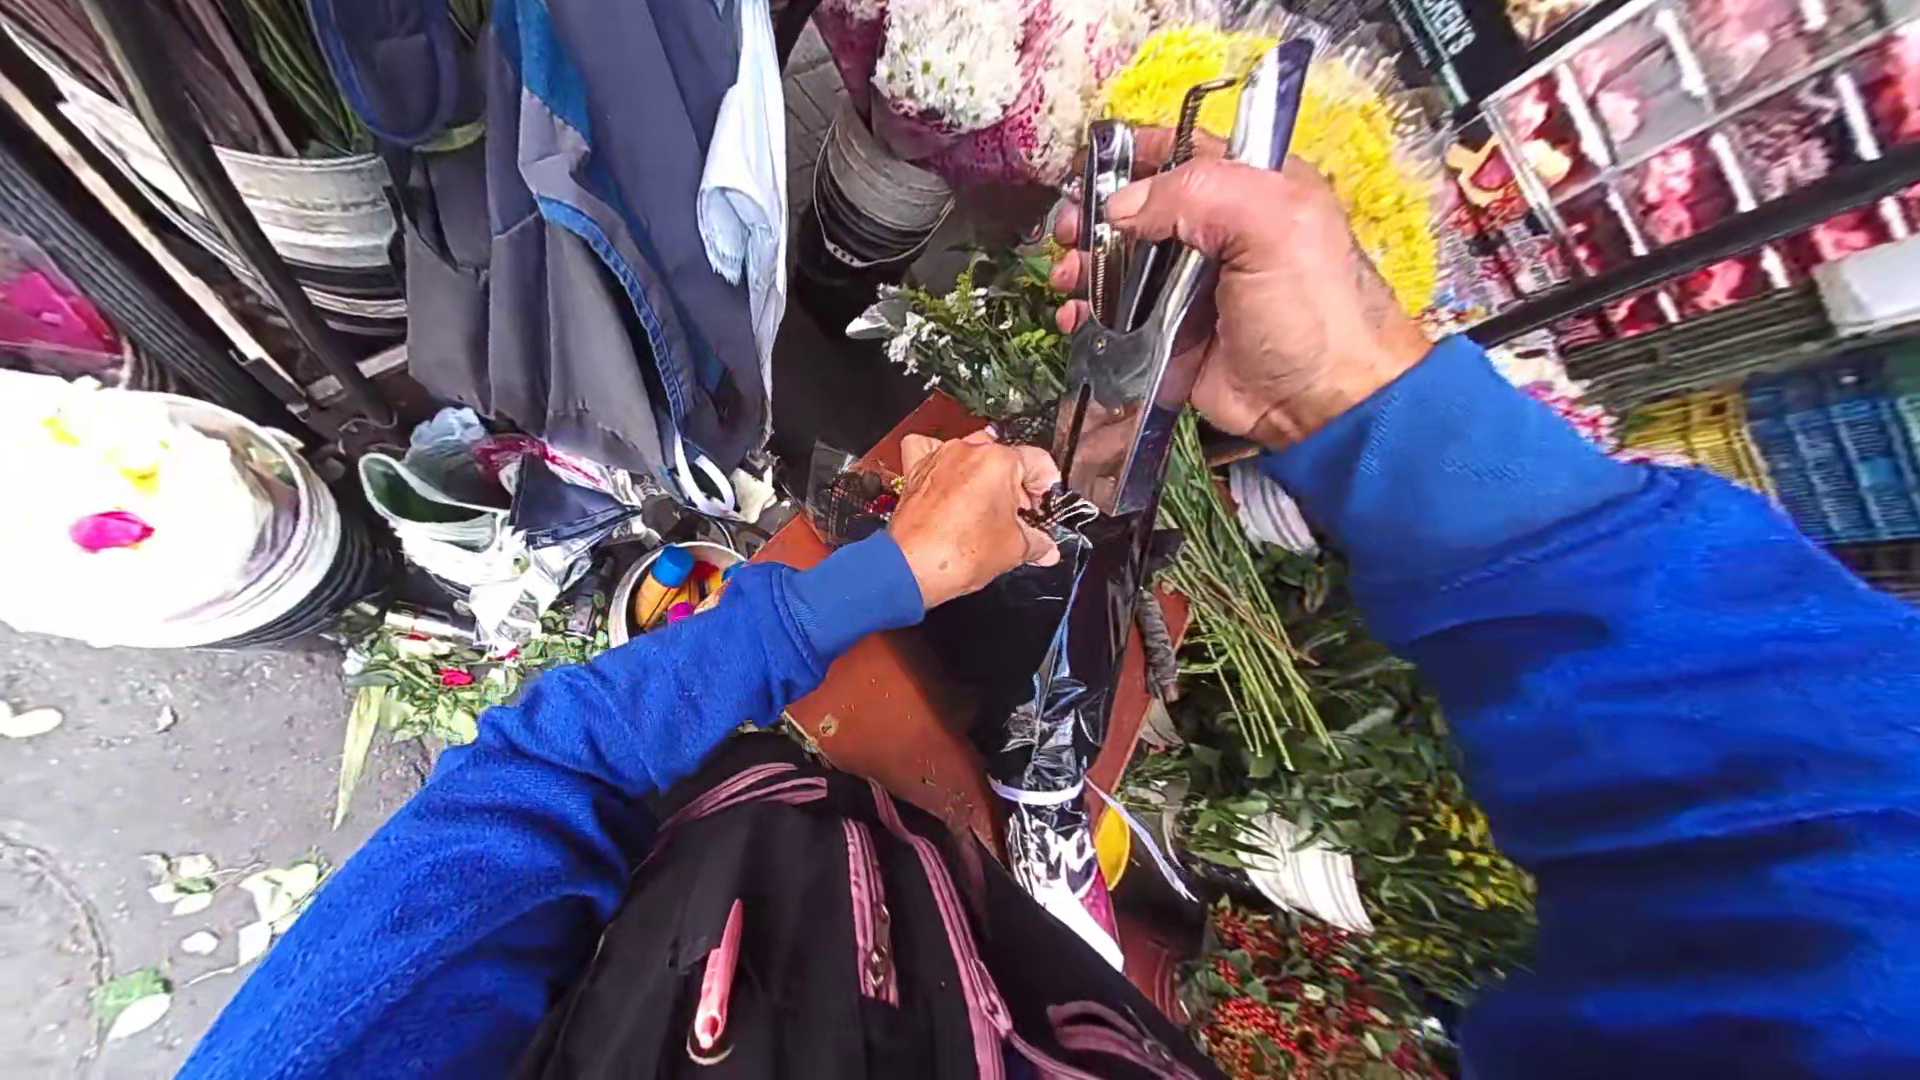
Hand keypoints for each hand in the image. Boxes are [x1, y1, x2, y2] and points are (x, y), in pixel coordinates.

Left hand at [889, 430, 1061, 608]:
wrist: (912, 568)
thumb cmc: (959, 555)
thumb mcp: (1014, 550)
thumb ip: (1037, 542)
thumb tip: (1046, 548)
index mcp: (1000, 461)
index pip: (1039, 463)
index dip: (1047, 488)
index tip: (1043, 508)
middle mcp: (969, 450)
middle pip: (1006, 459)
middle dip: (1017, 487)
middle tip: (1019, 517)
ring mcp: (940, 457)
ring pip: (972, 454)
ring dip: (984, 476)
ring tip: (987, 506)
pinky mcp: (916, 469)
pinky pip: (929, 451)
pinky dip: (940, 461)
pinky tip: (948, 478)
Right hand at [1051, 130, 1430, 448]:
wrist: (1313, 404)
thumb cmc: (1312, 312)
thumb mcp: (1272, 229)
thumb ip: (1200, 196)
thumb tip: (1122, 207)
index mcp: (1250, 191)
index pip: (1185, 153)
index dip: (1137, 154)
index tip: (1092, 165)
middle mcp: (1215, 236)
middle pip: (1141, 212)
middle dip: (1097, 217)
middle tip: (1069, 230)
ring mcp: (1188, 289)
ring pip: (1122, 265)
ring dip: (1087, 267)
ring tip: (1067, 276)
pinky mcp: (1168, 334)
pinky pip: (1118, 318)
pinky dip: (1090, 316)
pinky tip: (1076, 318)